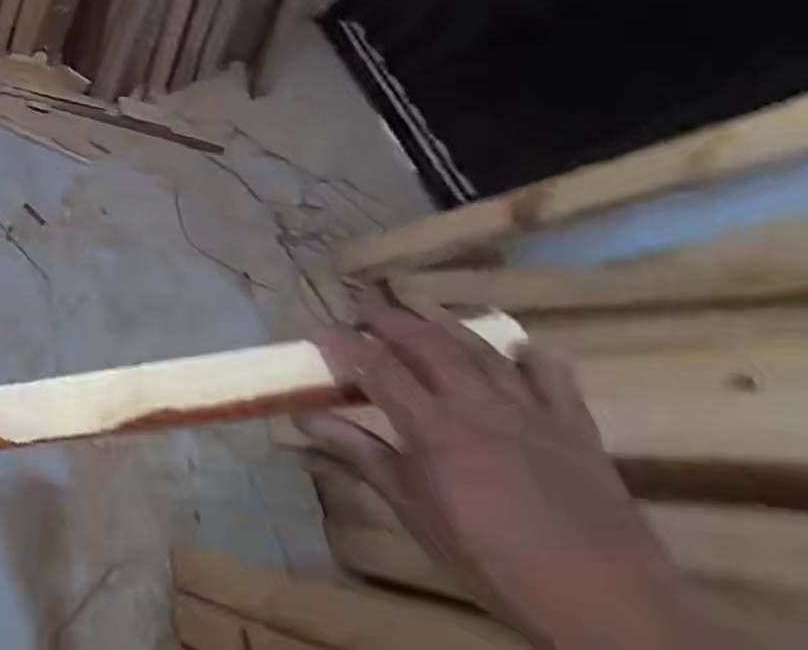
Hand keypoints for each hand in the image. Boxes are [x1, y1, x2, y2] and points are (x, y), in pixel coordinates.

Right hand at [302, 305, 696, 649]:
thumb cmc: (492, 561)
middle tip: (361, 313)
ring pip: (483, 350)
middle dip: (389, 320)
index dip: (343, 343)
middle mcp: (479, 407)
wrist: (609, 606)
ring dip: (445, 323)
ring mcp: (532, 414)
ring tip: (419, 309)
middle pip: (428, 344)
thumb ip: (362, 455)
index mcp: (436, 429)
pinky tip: (517, 346)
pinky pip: (553, 378)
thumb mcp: (414, 511)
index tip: (318, 333)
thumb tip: (306, 419)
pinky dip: (531, 356)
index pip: (378, 367)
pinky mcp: (575, 429)